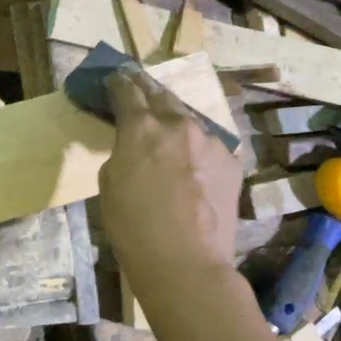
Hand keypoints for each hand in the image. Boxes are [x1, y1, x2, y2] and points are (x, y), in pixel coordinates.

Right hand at [96, 67, 244, 274]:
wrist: (186, 262)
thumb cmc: (132, 224)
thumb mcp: (108, 180)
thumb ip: (122, 150)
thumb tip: (134, 145)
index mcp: (141, 126)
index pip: (126, 90)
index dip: (117, 82)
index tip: (113, 78)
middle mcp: (178, 124)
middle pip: (159, 94)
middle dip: (144, 87)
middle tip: (135, 82)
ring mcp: (210, 141)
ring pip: (187, 117)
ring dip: (172, 115)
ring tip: (162, 117)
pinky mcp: (231, 162)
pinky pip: (207, 143)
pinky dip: (194, 142)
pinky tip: (188, 154)